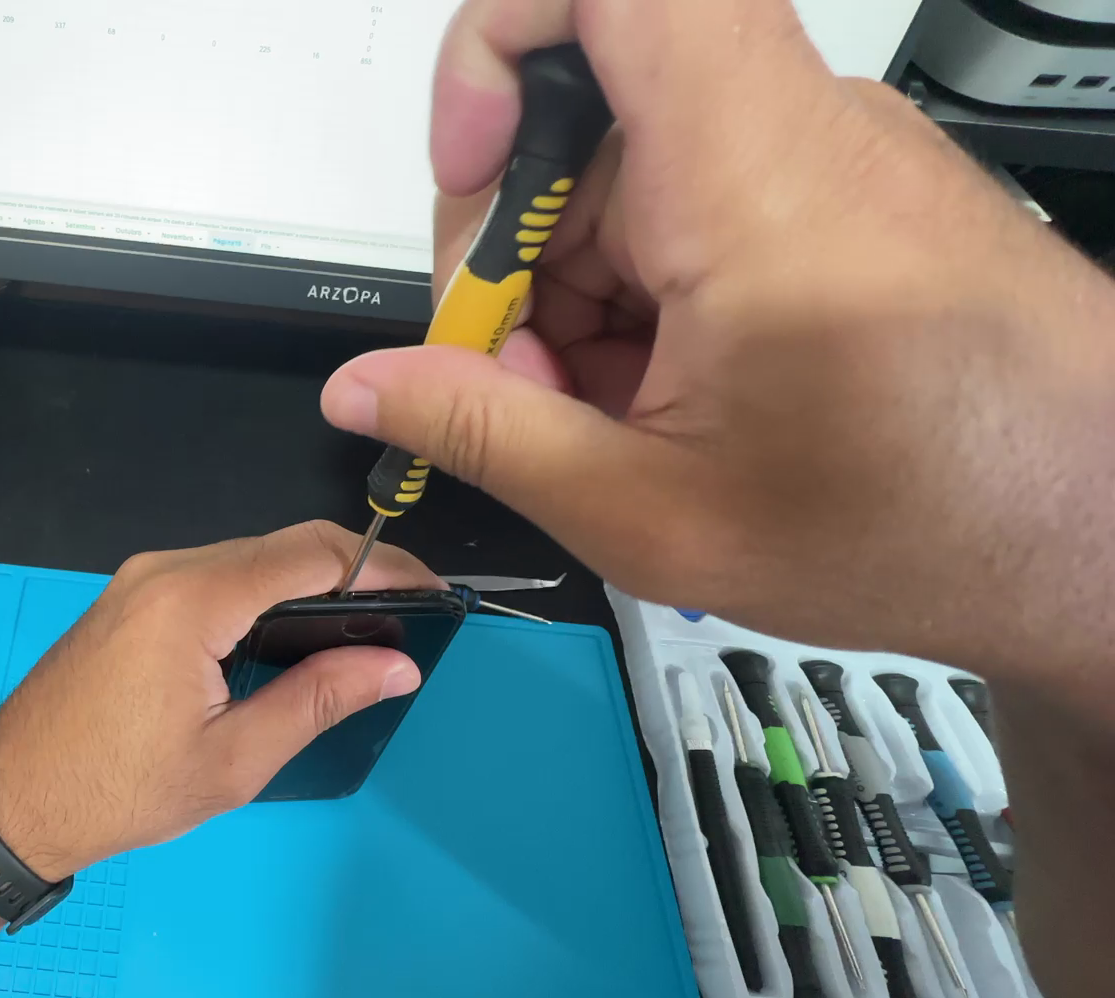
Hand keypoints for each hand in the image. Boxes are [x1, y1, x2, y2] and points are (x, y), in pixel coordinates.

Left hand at [0, 521, 441, 879]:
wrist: (14, 795)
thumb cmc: (122, 788)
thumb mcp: (233, 760)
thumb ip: (318, 699)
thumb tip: (397, 664)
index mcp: (192, 599)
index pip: (309, 552)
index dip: (381, 563)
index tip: (429, 592)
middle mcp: (165, 568)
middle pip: (279, 547)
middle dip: (350, 570)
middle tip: (402, 615)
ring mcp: (142, 577)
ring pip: (247, 557)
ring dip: (305, 582)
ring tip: (357, 627)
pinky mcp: (132, 594)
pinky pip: (213, 575)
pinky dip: (261, 592)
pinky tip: (288, 630)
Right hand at [320, 0, 1114, 681]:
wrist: (1090, 547)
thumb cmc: (898, 533)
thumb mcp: (637, 510)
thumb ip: (479, 435)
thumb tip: (357, 389)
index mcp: (754, 193)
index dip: (500, 46)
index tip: (467, 171)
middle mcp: (782, 147)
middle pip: (571, 120)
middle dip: (497, 256)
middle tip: (512, 382)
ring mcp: (793, 176)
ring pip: (597, 190)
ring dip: (548, 305)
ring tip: (589, 416)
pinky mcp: (799, 213)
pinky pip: (650, 227)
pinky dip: (603, 314)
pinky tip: (630, 402)